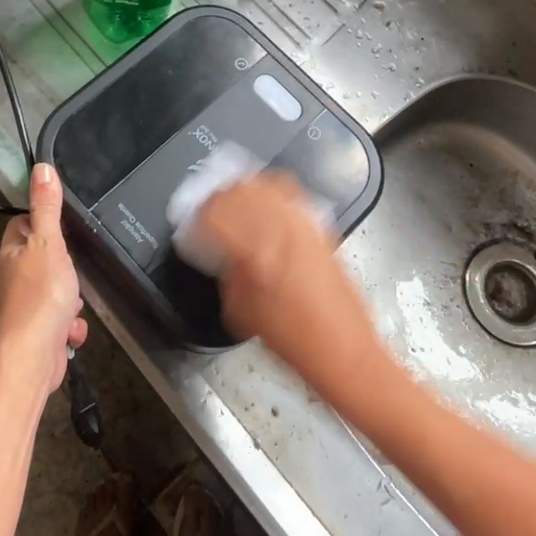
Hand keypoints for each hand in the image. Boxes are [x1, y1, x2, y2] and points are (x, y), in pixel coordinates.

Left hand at [0, 163, 87, 391]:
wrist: (33, 357)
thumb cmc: (40, 294)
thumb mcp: (48, 242)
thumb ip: (47, 208)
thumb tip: (41, 167)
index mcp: (10, 254)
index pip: (22, 225)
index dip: (42, 223)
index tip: (63, 228)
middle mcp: (12, 279)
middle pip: (43, 260)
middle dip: (65, 268)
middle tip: (74, 271)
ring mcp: (23, 309)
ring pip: (55, 293)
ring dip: (71, 300)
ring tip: (74, 305)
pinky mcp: (36, 334)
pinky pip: (59, 322)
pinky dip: (69, 326)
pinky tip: (71, 330)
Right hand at [196, 174, 390, 401]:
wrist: (344, 349)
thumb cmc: (294, 340)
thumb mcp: (243, 311)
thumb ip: (228, 272)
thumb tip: (221, 253)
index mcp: (255, 250)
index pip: (215, 212)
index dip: (197, 216)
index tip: (191, 225)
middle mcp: (281, 228)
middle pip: (240, 189)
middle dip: (218, 197)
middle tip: (207, 210)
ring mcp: (304, 225)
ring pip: (265, 186)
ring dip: (243, 191)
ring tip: (232, 202)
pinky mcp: (320, 228)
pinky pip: (289, 195)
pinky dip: (270, 193)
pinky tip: (263, 204)